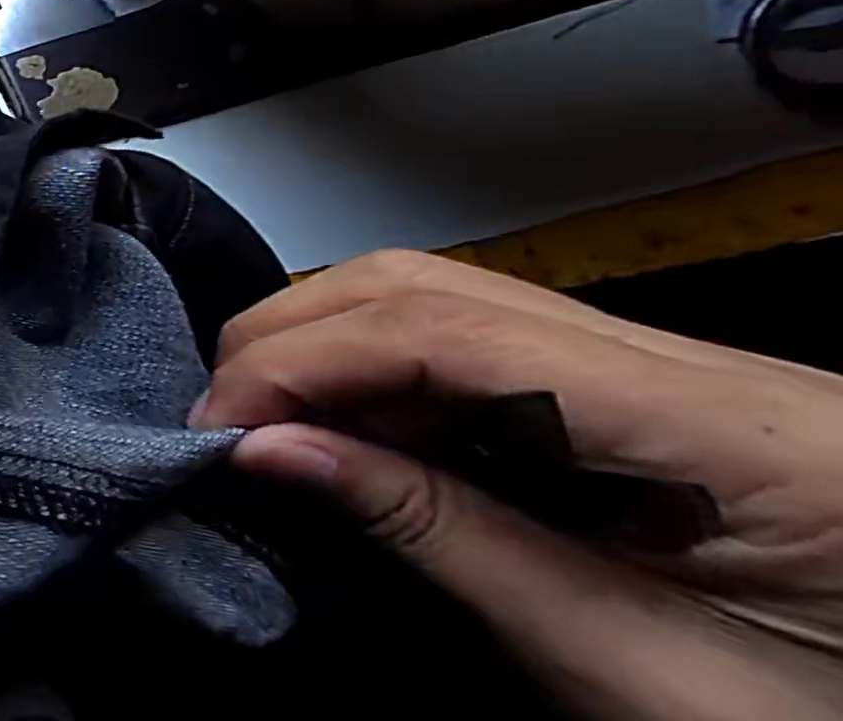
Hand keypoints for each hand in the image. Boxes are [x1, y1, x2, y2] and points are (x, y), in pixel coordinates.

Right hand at [194, 250, 842, 720]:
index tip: (222, 423)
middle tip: (226, 412)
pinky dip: (365, 373)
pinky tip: (341, 425)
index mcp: (731, 427)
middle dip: (291, 335)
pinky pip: (450, 342)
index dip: (304, 362)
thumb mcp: (629, 667)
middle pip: (419, 285)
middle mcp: (679, 360)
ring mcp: (643, 363)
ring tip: (268, 416)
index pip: (446, 335)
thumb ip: (435, 532)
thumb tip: (269, 451)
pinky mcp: (608, 387)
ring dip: (319, 344)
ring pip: (424, 296)